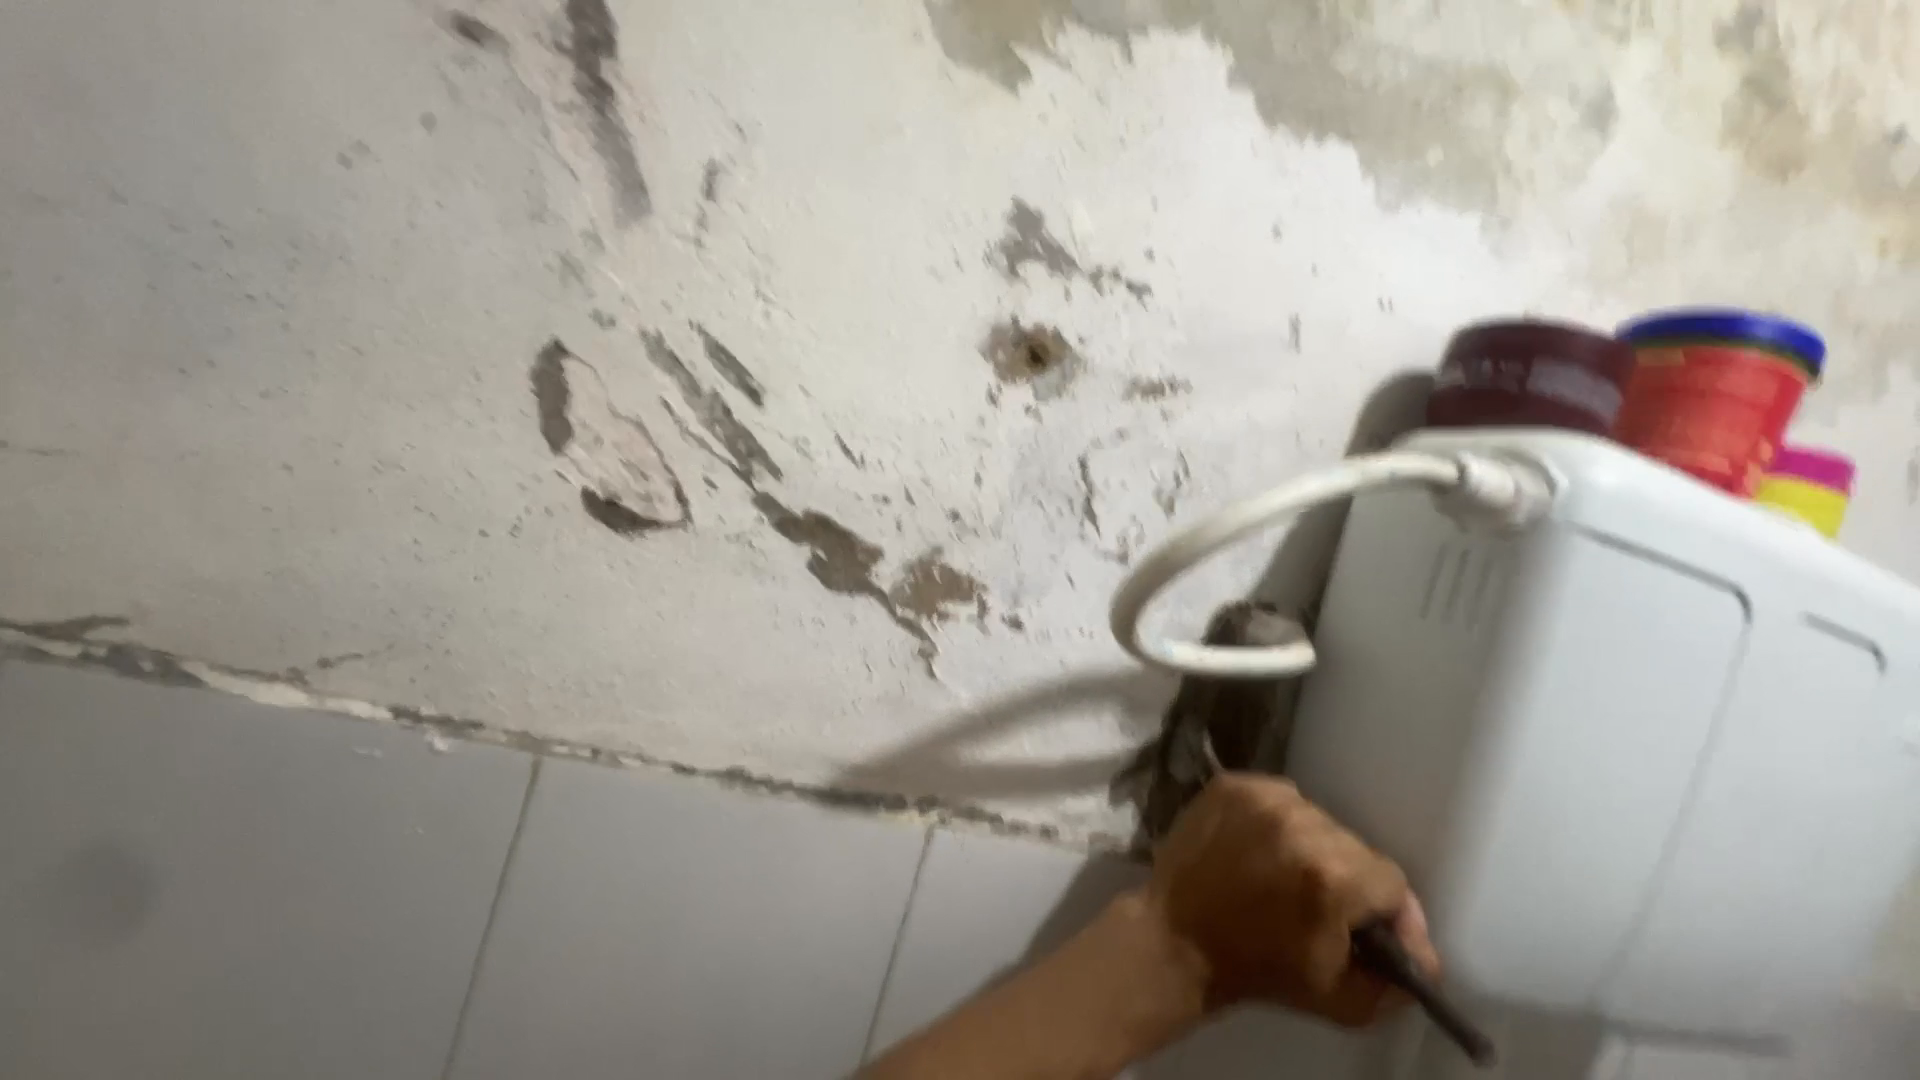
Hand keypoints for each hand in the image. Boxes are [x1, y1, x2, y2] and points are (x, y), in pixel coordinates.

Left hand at [1142, 772, 1438, 1025]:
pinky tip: (1262, 848)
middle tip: (1325, 906)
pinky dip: (1280, 821)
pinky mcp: (1231, 785)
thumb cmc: (1258, 970)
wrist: (1174, 938)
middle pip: (1354, 847)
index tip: (1373, 929)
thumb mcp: (1342, 998)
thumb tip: (1425, 957)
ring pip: (1317, 819)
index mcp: (1332, 876)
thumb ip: (1397, 982)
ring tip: (1288, 875)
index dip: (1388, 912)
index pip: (1390, 881)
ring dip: (1313, 846)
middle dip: (1349, 880)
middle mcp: (1301, 824)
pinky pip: (1280, 798)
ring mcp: (1262, 798)